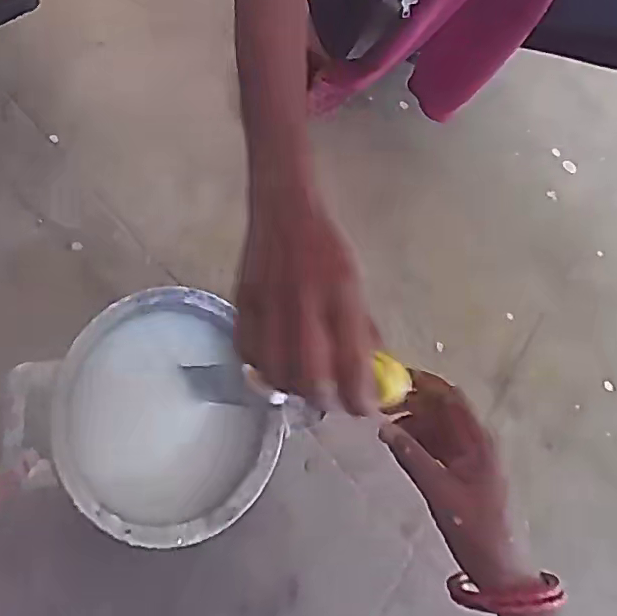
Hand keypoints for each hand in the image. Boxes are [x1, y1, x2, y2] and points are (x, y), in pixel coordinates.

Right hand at [236, 194, 382, 413]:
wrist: (284, 208)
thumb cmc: (325, 243)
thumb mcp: (355, 279)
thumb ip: (362, 325)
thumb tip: (372, 368)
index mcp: (340, 293)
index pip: (352, 362)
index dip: (360, 397)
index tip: (364, 407)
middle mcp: (304, 301)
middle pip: (310, 376)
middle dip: (325, 399)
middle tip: (333, 399)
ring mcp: (270, 302)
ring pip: (276, 371)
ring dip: (293, 388)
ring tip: (304, 384)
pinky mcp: (244, 301)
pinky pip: (247, 352)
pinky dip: (262, 367)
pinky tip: (274, 362)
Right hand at [380, 372, 530, 587]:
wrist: (504, 573)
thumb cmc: (477, 531)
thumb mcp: (440, 493)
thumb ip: (411, 457)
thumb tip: (384, 428)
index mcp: (479, 440)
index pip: (451, 396)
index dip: (424, 382)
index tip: (393, 378)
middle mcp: (477, 441)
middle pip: (442, 408)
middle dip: (412, 402)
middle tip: (380, 405)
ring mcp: (471, 456)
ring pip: (438, 425)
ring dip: (412, 421)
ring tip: (384, 426)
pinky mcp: (464, 471)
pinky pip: (438, 443)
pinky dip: (418, 440)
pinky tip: (398, 445)